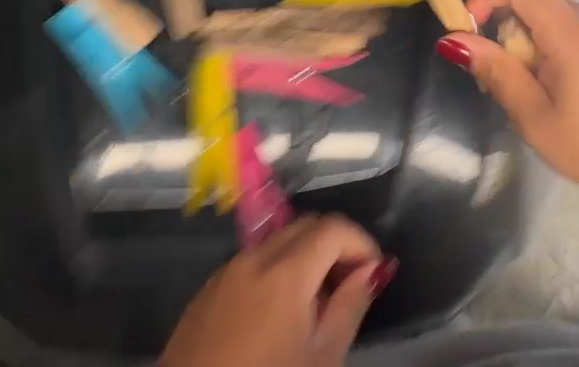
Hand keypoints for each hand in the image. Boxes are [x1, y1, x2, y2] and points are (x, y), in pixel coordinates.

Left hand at [159, 214, 394, 366]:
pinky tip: (276, 316)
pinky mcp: (206, 291)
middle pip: (307, 225)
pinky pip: (253, 261)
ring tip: (314, 307)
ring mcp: (226, 272)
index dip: (362, 244)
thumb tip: (371, 269)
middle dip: (336, 246)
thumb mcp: (321, 359)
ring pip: (279, 241)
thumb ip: (350, 306)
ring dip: (306, 257)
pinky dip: (276, 270)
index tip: (372, 275)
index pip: (335, 227)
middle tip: (348, 288)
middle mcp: (255, 258)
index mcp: (286, 272)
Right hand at [440, 0, 578, 233]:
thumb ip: (496, 71)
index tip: (467, 26)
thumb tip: (454, 39)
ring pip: (550, 3)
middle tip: (487, 57)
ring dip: (523, 25)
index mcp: (573, 34)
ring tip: (514, 73)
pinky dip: (544, 33)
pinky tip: (542, 74)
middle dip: (502, 11)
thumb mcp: (534, 118)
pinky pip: (568, 18)